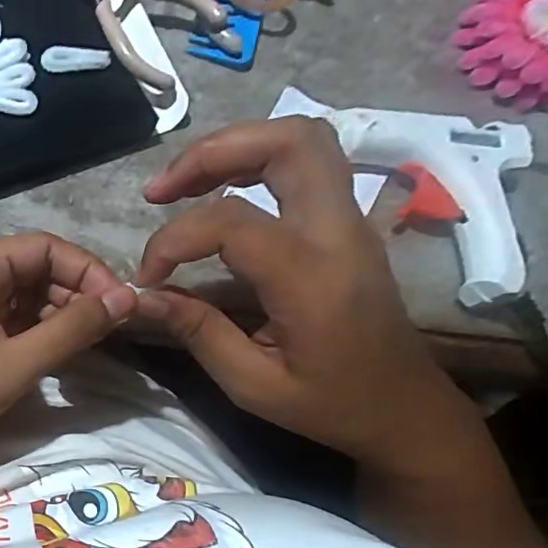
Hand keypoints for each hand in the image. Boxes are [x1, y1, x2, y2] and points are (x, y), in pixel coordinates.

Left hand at [0, 232, 136, 494]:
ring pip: (27, 293)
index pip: (44, 247)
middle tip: (112, 324)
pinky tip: (64, 347)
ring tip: (94, 337)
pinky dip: (41, 328)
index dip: (86, 269)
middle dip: (77, 291)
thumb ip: (74, 328)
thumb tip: (126, 298)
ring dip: (62, 311)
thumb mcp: (18, 362)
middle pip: (36, 267)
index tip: (119, 301)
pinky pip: (13, 316)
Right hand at [135, 118, 467, 465]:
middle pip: (288, 141)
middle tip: (161, 190)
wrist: (403, 407)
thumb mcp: (254, 385)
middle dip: (213, 151)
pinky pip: (308, 164)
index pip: (232, 222)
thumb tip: (145, 297)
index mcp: (312, 278)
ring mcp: (351, 221)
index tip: (148, 277)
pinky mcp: (349, 224)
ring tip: (185, 183)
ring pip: (303, 140)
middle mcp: (338, 232)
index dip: (174, 240)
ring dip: (237, 147)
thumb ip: (199, 333)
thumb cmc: (330, 404)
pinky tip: (222, 191)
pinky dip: (257, 161)